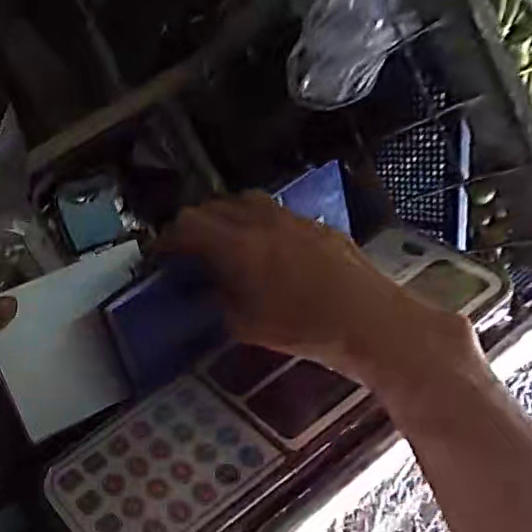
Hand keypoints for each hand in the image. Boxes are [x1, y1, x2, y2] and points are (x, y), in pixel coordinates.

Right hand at [155, 193, 475, 388]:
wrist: (370, 321)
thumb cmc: (304, 329)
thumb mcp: (246, 326)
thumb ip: (219, 302)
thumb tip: (206, 290)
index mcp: (239, 244)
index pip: (188, 225)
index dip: (168, 240)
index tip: (161, 256)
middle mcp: (263, 220)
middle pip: (215, 207)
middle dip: (195, 226)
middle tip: (190, 253)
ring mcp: (294, 218)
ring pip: (247, 202)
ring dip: (227, 218)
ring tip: (226, 245)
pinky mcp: (318, 225)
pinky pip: (277, 213)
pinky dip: (259, 223)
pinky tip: (269, 251)